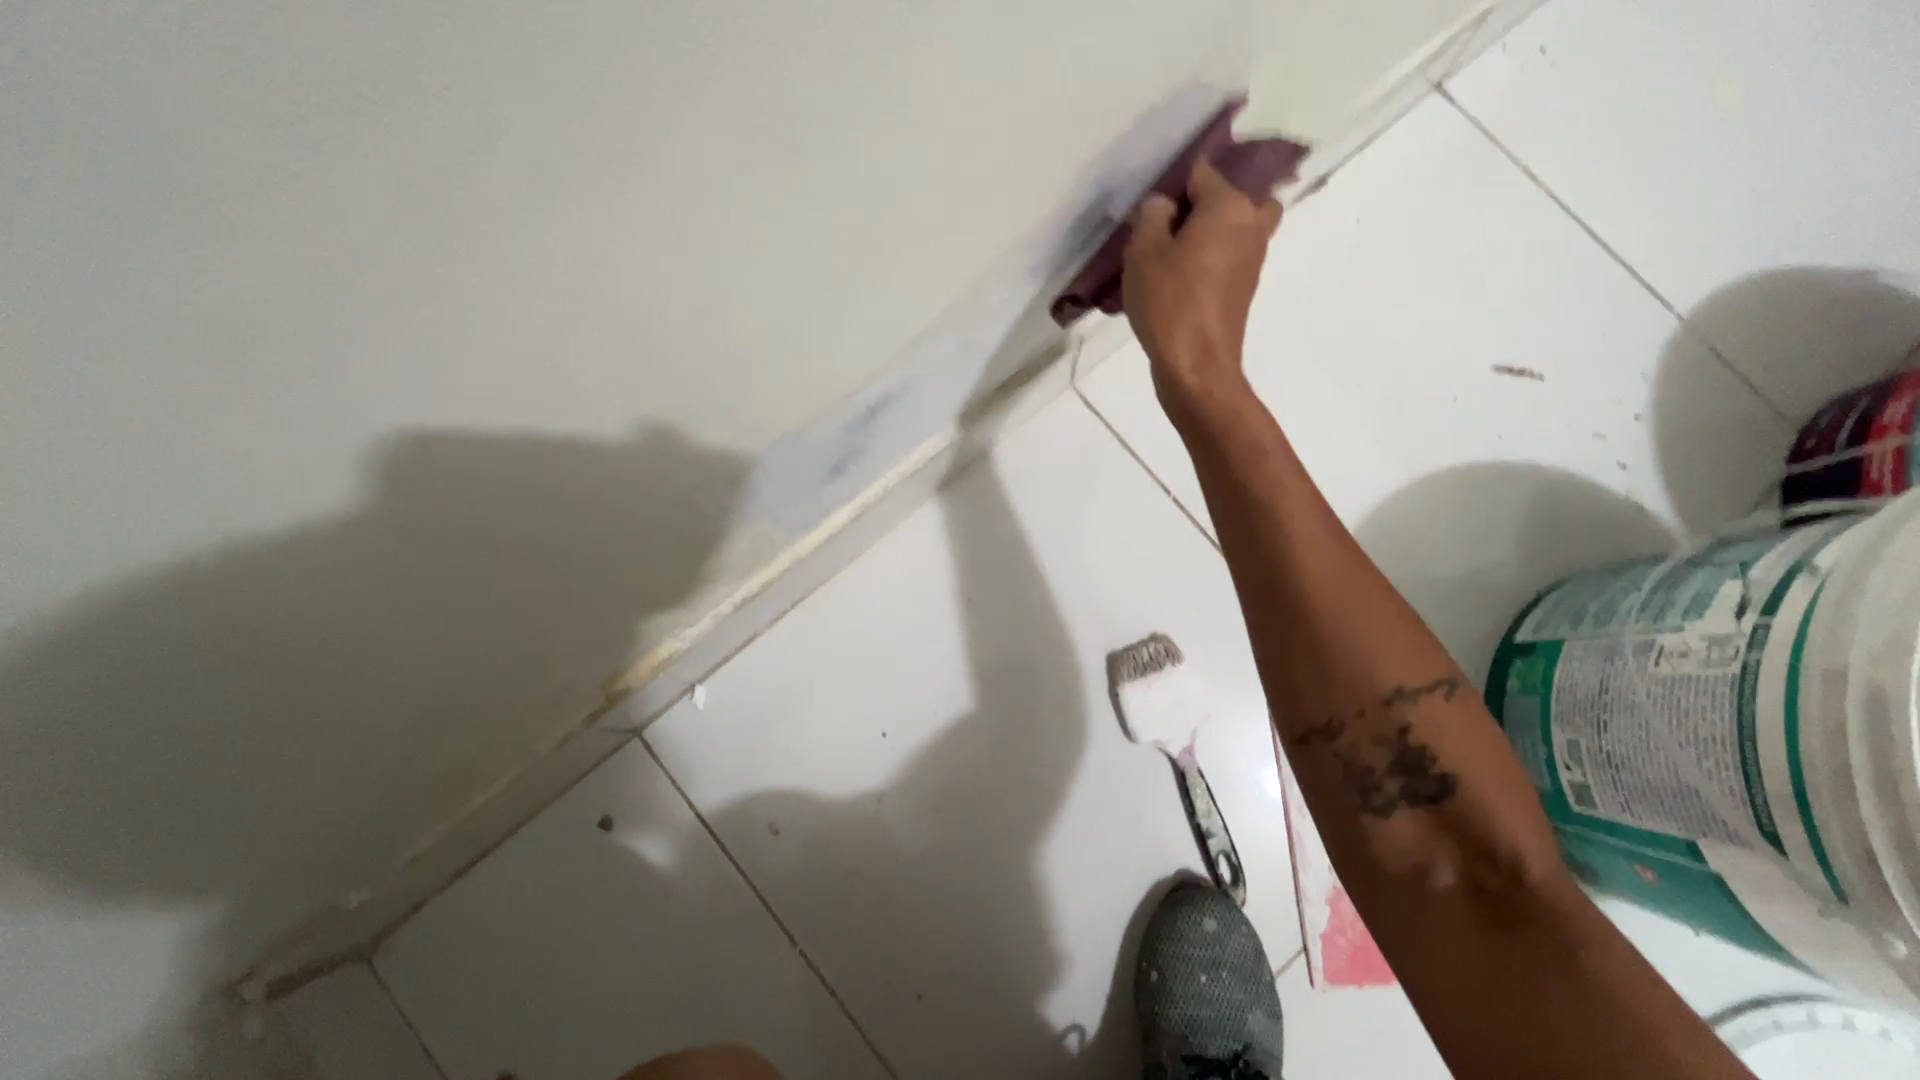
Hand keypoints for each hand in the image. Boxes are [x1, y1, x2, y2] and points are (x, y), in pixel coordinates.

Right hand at [1122, 158, 1281, 414]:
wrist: (1196, 365)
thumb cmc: (1168, 303)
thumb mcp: (1143, 250)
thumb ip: (1151, 214)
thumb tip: (1164, 206)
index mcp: (1230, 205)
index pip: (1200, 172)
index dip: (1171, 185)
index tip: (1149, 209)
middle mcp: (1251, 223)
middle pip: (1230, 195)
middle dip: (1201, 203)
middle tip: (1168, 225)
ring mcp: (1254, 257)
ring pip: (1234, 225)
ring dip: (1208, 231)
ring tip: (1171, 251)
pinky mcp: (1245, 286)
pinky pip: (1230, 254)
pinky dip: (1211, 256)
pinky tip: (1179, 275)